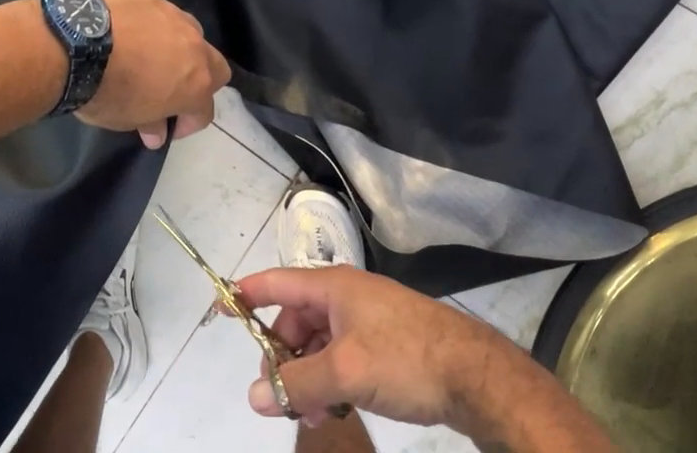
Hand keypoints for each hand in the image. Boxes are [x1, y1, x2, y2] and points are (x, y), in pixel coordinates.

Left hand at [75, 0, 229, 149]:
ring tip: (148, 56)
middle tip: (171, 89)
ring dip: (178, 49)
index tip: (164, 128)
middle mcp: (195, 46)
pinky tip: (127, 32)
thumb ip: (149, 122)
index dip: (186, 124)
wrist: (75, 42)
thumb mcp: (126, 119)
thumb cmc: (105, 90)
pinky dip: (151, 26)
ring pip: (191, 33)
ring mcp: (174, 16)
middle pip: (215, 66)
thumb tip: (156, 131)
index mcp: (196, 84)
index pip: (204, 111)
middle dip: (200, 80)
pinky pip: (161, 14)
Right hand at [233, 266, 501, 428]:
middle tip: (281, 397)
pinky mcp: (386, 342)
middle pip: (296, 321)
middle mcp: (346, 296)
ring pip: (319, 344)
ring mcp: (368, 318)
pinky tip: (335, 409)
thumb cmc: (406, 358)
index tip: (219, 310)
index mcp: (332, 286)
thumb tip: (254, 395)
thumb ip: (297, 383)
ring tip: (312, 414)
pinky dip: (331, 379)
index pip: (275, 282)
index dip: (244, 294)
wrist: (477, 374)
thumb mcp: (346, 371)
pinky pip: (342, 355)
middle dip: (282, 359)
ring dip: (308, 376)